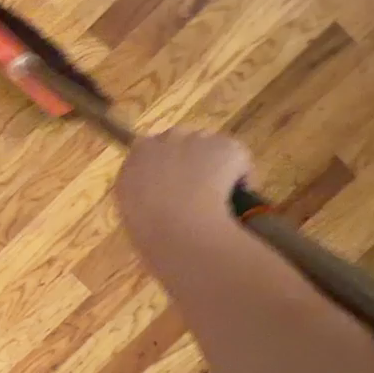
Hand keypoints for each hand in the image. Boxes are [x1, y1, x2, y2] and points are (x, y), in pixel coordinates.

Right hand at [115, 131, 252, 250]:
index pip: (145, 150)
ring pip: (208, 146)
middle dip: (188, 157)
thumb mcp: (133, 217)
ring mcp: (193, 141)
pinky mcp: (224, 146)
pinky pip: (238, 158)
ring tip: (220, 194)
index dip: (162, 165)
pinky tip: (238, 197)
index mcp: (131, 164)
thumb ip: (143, 201)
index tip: (171, 183)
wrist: (178, 230)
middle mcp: (159, 144)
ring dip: (213, 164)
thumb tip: (160, 205)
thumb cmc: (150, 233)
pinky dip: (242, 175)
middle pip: (178, 139)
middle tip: (197, 186)